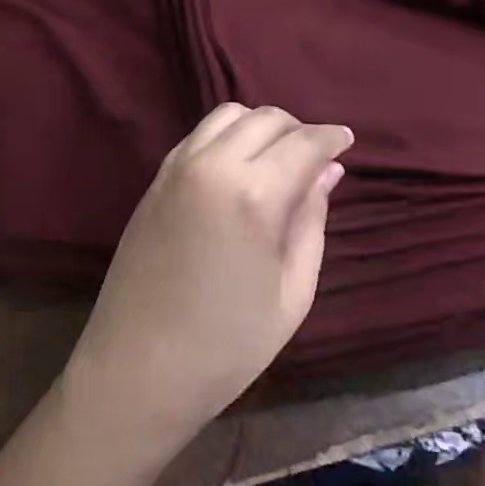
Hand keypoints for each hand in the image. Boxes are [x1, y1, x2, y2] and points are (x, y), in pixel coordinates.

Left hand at [62, 104, 351, 442]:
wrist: (137, 370)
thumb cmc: (227, 345)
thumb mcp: (292, 292)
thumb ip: (312, 220)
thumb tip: (328, 171)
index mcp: (255, 195)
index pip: (305, 143)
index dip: (332, 137)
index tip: (347, 140)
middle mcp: (214, 165)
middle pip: (267, 118)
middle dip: (299, 130)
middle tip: (315, 158)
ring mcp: (179, 167)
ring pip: (230, 115)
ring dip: (261, 126)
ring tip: (276, 159)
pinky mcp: (157, 178)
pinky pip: (200, 134)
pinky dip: (228, 135)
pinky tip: (238, 167)